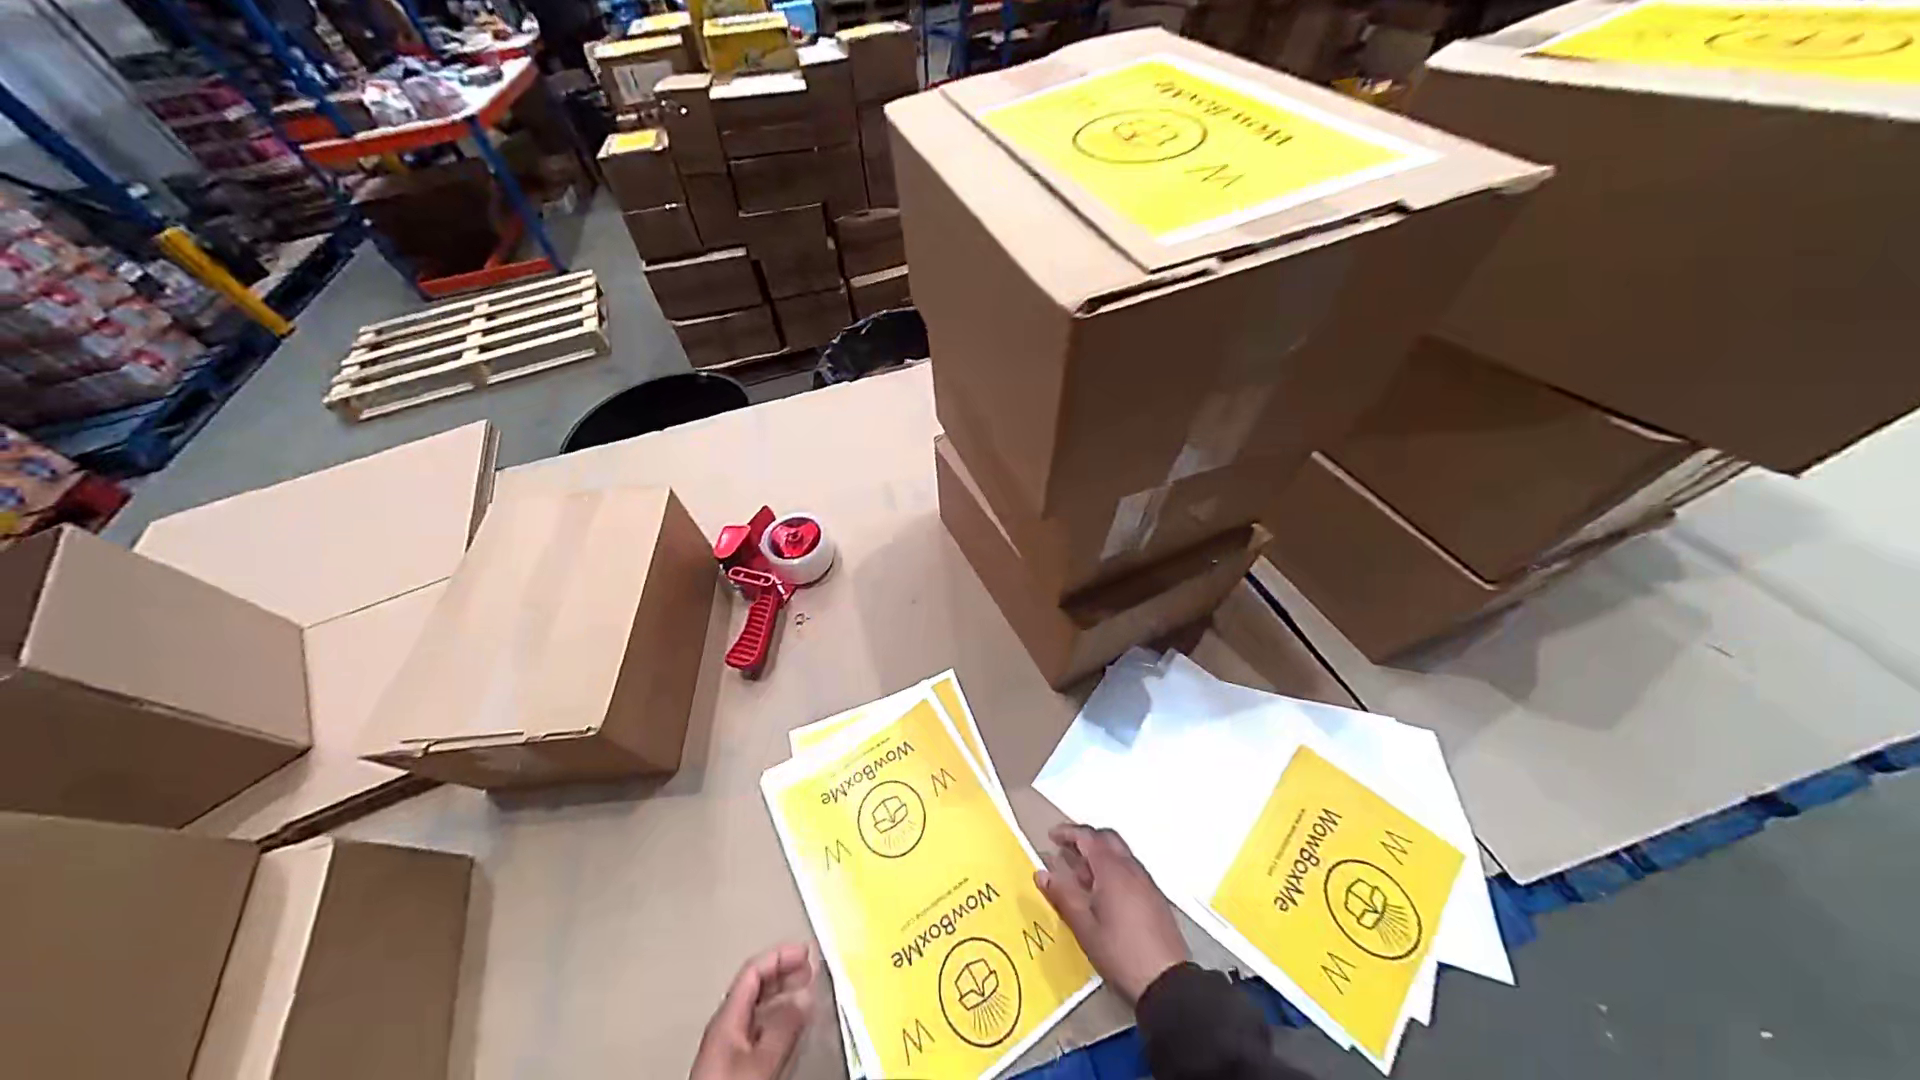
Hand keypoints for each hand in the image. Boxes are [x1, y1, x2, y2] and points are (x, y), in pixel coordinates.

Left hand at [690, 942, 819, 1079]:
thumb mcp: (761, 1062)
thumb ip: (783, 1027)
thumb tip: (805, 995)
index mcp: (727, 1017)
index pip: (753, 972)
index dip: (779, 956)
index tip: (805, 951)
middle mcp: (726, 1024)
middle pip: (755, 985)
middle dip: (783, 970)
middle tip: (810, 965)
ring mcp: (729, 1043)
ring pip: (758, 1004)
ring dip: (782, 991)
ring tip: (806, 988)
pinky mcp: (734, 1061)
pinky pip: (759, 1023)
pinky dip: (779, 1014)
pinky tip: (793, 1022)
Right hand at [1035, 824, 1189, 1004]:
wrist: (1168, 982)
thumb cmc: (1120, 953)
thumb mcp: (1084, 927)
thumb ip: (1063, 896)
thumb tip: (1042, 874)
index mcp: (1112, 870)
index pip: (1089, 837)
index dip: (1068, 832)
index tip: (1051, 836)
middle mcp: (1131, 869)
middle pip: (1107, 839)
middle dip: (1085, 839)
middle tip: (1065, 849)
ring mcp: (1146, 883)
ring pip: (1120, 854)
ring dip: (1099, 855)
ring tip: (1080, 876)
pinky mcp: (1155, 898)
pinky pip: (1130, 870)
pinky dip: (1112, 869)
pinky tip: (1103, 894)